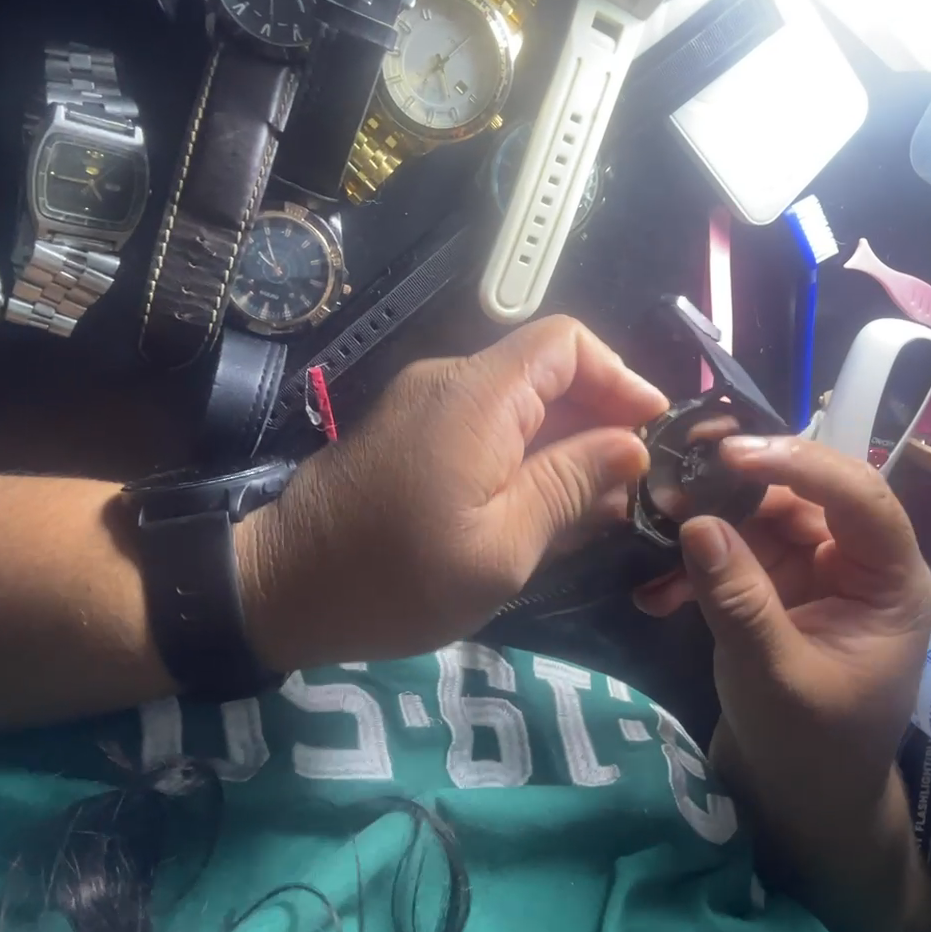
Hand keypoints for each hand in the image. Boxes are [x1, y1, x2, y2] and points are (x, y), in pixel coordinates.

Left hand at [236, 316, 668, 670]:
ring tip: (598, 510)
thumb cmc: (394, 578)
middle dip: (600, 422)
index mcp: (476, 396)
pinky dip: (524, 461)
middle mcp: (450, 383)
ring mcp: (425, 407)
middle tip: (634, 488)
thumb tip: (628, 446)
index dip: (620, 377)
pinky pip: (486, 430)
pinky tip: (544, 512)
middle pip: (547, 375)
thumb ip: (570, 486)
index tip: (651, 434)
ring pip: (519, 407)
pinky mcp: (411, 436)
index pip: (566, 342)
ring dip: (564, 448)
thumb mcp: (502, 547)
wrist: (279, 589)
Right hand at [632, 436, 930, 767]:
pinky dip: (690, 567)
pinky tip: (655, 595)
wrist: (797, 795)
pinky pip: (728, 551)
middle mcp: (852, 561)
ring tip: (649, 561)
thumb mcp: (774, 676)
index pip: (859, 495)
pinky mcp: (770, 584)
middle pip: (794, 497)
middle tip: (664, 498)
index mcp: (888, 580)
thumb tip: (696, 523)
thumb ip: (739, 601)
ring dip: (698, 535)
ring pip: (752, 519)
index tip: (729, 456)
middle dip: (728, 498)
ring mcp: (809, 570)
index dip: (799, 464)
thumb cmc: (812, 746)